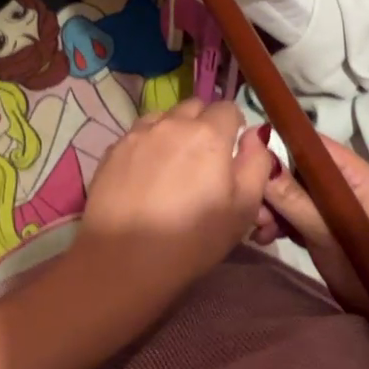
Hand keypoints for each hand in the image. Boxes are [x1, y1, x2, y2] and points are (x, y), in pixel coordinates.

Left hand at [78, 99, 272, 286]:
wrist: (124, 261)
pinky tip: (147, 174)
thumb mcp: (243, 209)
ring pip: (163, 117)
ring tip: (174, 164)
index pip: (228, 108)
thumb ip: (256, 164)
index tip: (232, 152)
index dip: (234, 127)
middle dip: (204, 123)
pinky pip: (138, 134)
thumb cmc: (193, 239)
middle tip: (205, 159)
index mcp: (208, 134)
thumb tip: (256, 135)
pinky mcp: (112, 151)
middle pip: (194, 107)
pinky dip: (148, 144)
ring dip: (174, 130)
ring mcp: (136, 135)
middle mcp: (171, 124)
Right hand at [254, 134, 368, 293]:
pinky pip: (294, 214)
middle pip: (294, 168)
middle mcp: (343, 184)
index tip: (242, 160)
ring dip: (270, 207)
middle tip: (251, 211)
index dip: (274, 145)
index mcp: (353, 174)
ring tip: (257, 230)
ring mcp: (334, 207)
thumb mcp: (329, 232)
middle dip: (268, 185)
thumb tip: (260, 164)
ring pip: (290, 193)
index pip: (308, 142)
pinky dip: (278, 223)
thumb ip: (294, 199)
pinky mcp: (326, 229)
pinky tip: (264, 238)